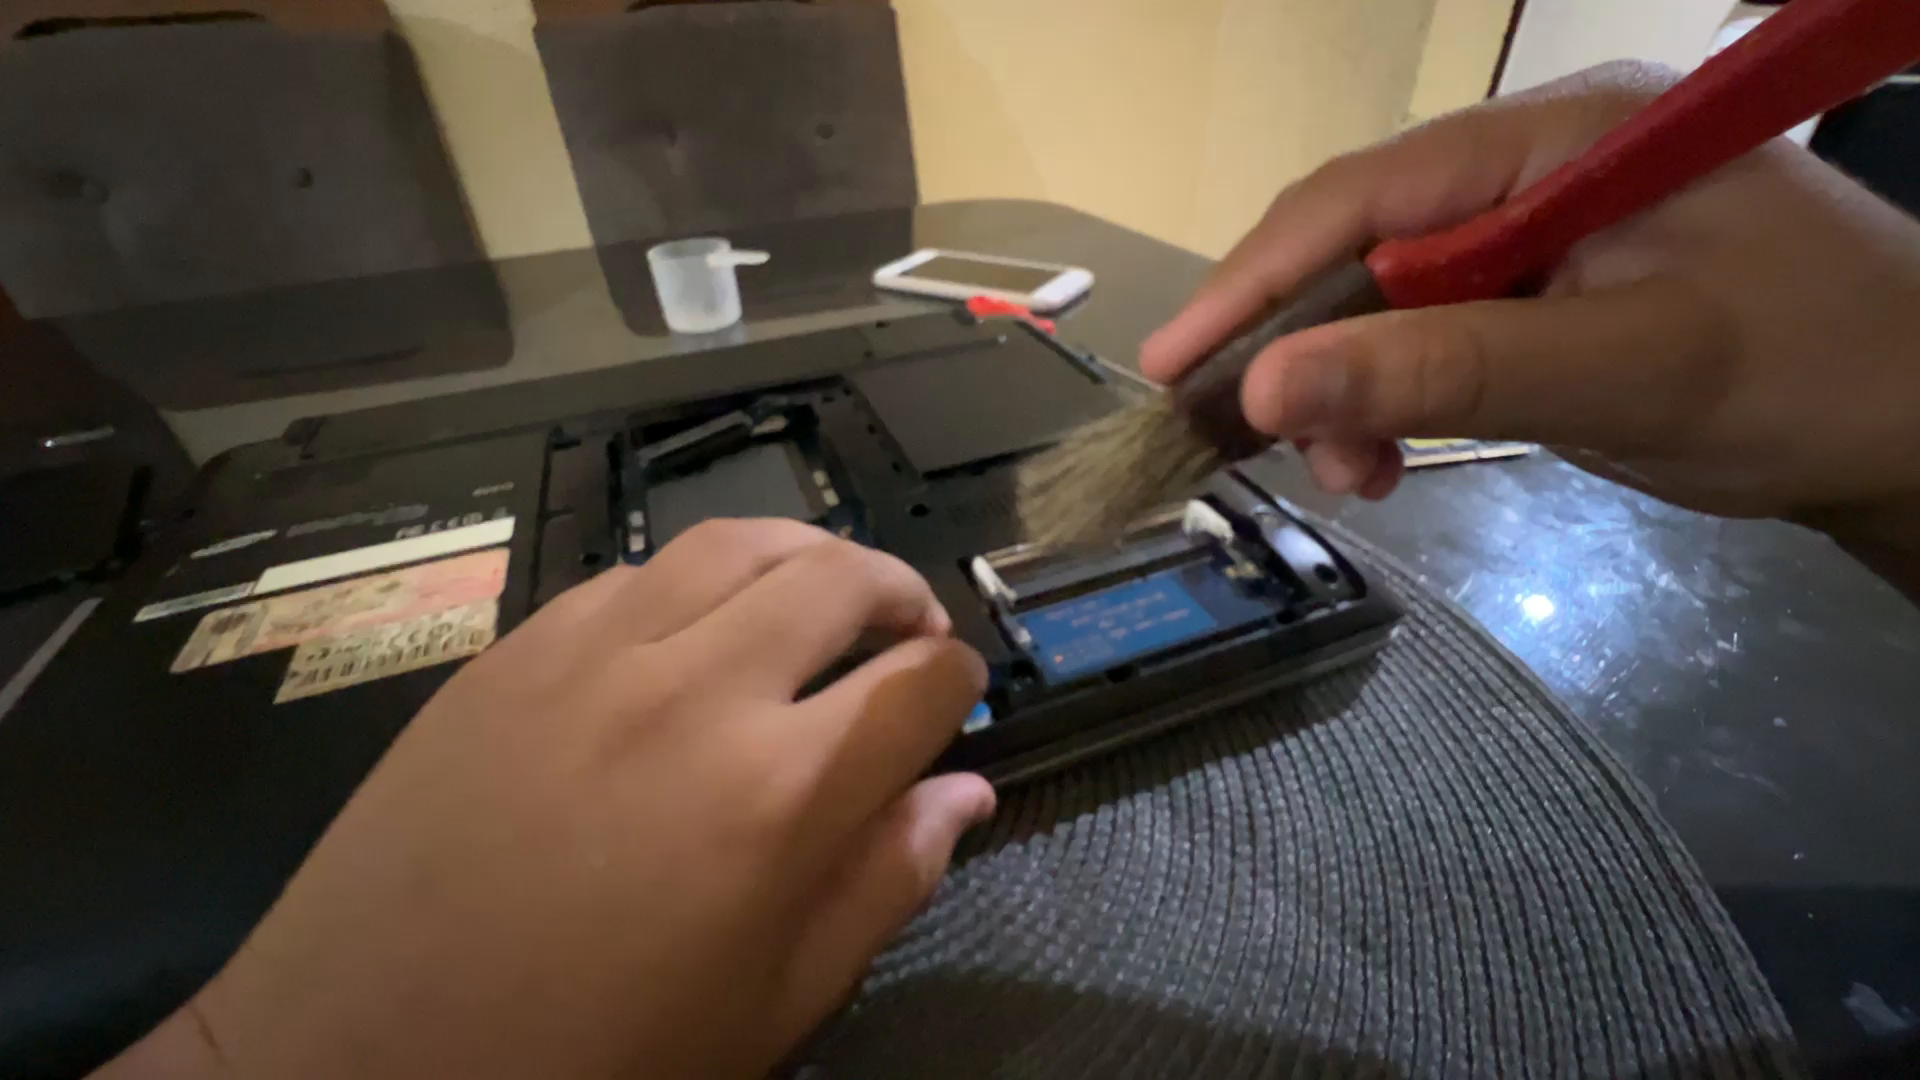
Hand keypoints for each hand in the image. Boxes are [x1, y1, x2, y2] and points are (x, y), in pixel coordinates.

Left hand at [100, 520, 993, 1079]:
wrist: (355, 1066)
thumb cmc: (599, 1054)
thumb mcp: (779, 998)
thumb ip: (890, 877)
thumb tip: (968, 791)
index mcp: (780, 792)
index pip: (919, 684)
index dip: (959, 679)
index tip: (958, 690)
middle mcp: (699, 691)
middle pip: (843, 578)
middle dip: (903, 593)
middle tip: (911, 627)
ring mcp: (600, 653)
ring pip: (742, 542)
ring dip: (811, 554)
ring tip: (827, 589)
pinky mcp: (522, 646)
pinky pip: (642, 573)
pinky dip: (706, 579)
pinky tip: (704, 621)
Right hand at [1141, 63, 1919, 585]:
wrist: (1914, 427)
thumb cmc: (1805, 376)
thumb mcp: (1616, 370)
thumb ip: (1438, 372)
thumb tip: (1264, 390)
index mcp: (1549, 144)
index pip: (1355, 198)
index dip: (1249, 280)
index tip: (1169, 360)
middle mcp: (1510, 178)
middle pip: (1342, 255)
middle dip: (1291, 355)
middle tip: (1241, 434)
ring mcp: (1502, 242)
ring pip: (1358, 313)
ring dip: (1332, 398)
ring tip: (1348, 473)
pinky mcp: (1500, 303)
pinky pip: (1395, 350)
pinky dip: (1370, 412)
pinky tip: (1378, 462)